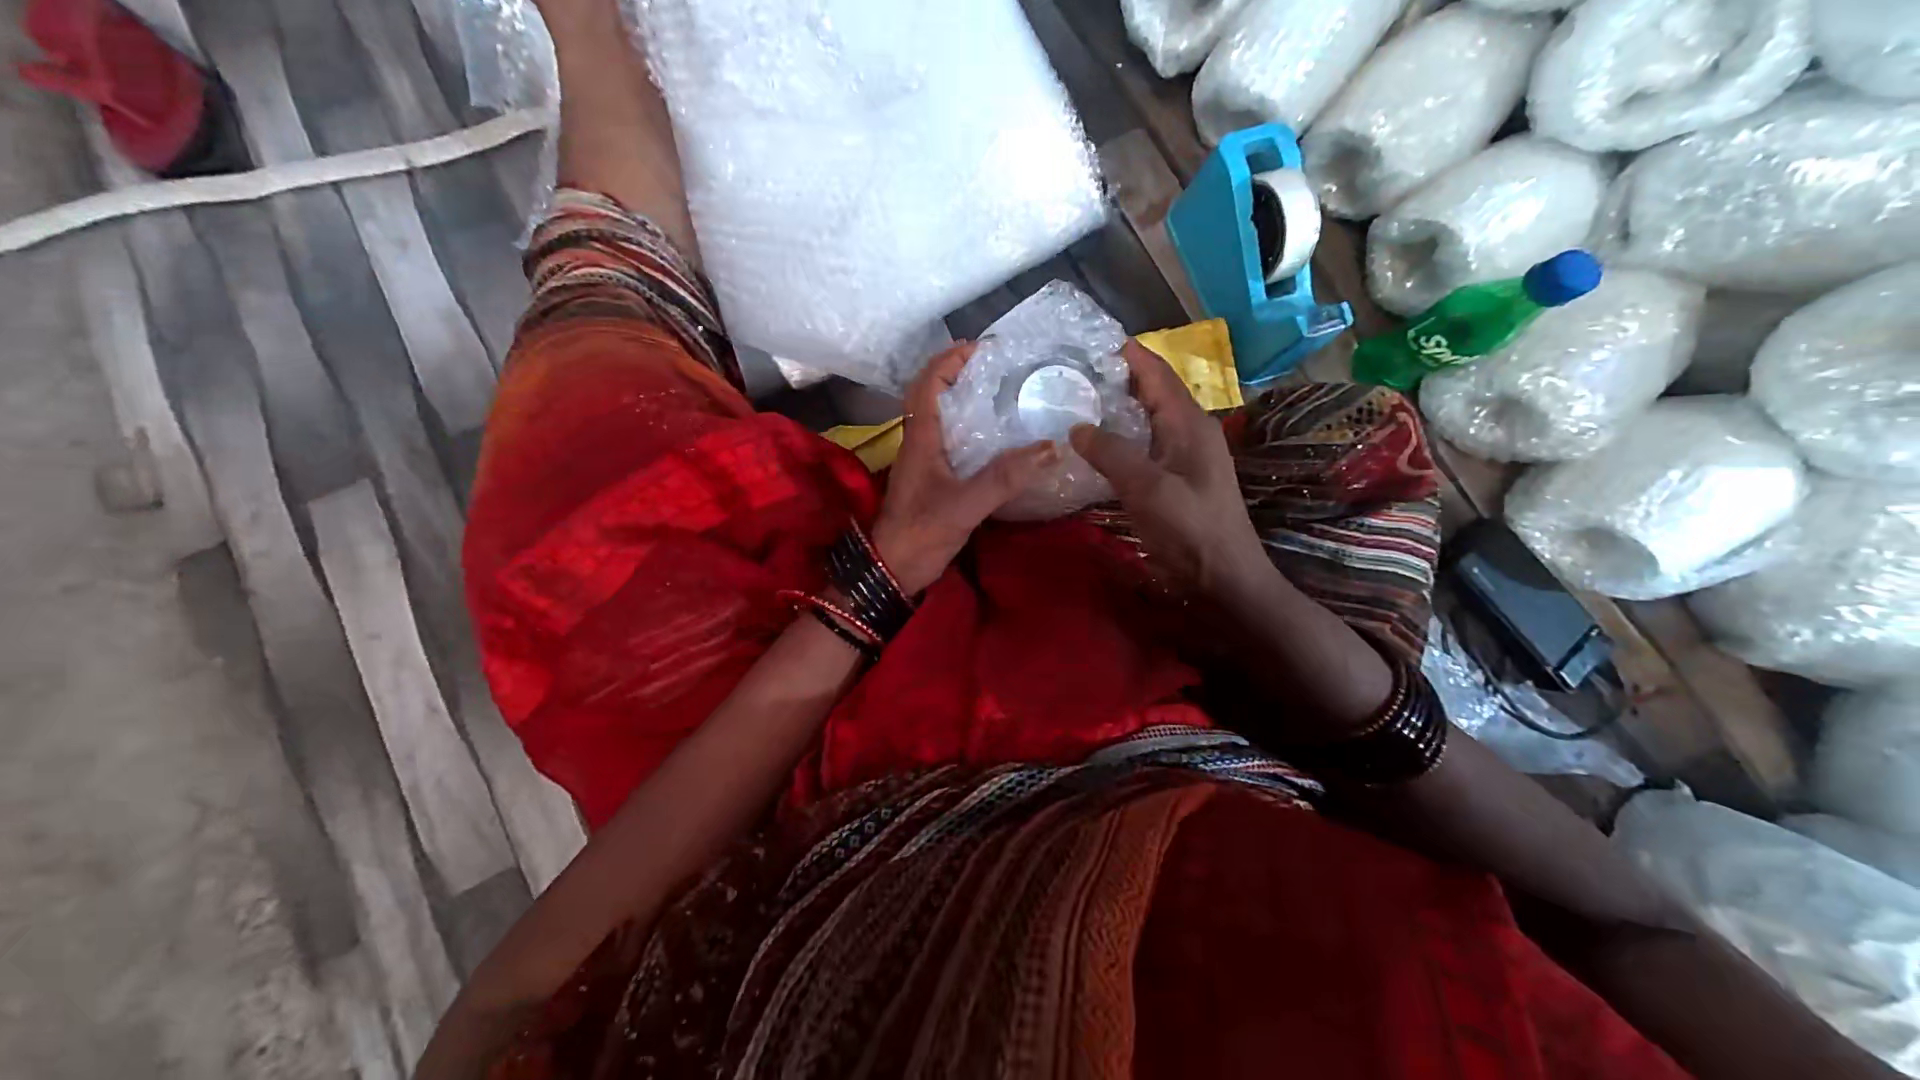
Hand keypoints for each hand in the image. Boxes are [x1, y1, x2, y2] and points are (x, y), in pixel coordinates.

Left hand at [871, 343, 1062, 593]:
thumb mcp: (964, 506)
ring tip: (997, 393)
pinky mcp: (930, 481)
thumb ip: (1004, 477)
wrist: (891, 571)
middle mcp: (918, 443)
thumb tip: (1050, 447)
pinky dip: (966, 428)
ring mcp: (922, 463)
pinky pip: (947, 441)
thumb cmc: (920, 534)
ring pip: (938, 417)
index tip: (981, 349)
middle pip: (929, 394)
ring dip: (960, 398)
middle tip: (993, 368)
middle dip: (957, 373)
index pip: (927, 384)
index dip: (949, 360)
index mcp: (920, 438)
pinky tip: (992, 438)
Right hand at [1070, 341, 1268, 595]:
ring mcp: (1184, 456)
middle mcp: (1189, 431)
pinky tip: (1094, 448)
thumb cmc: (1190, 529)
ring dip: (1116, 410)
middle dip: (1116, 379)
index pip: (1156, 373)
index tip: (1089, 342)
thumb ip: (1111, 452)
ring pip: (1146, 420)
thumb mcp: (1147, 487)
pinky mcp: (1176, 479)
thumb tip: (1077, 427)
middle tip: (1071, 374)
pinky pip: (1144, 446)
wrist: (1223, 577)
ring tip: (1075, 404)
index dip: (1127, 354)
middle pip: (1151, 392)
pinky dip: (1120, 440)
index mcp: (1189, 423)